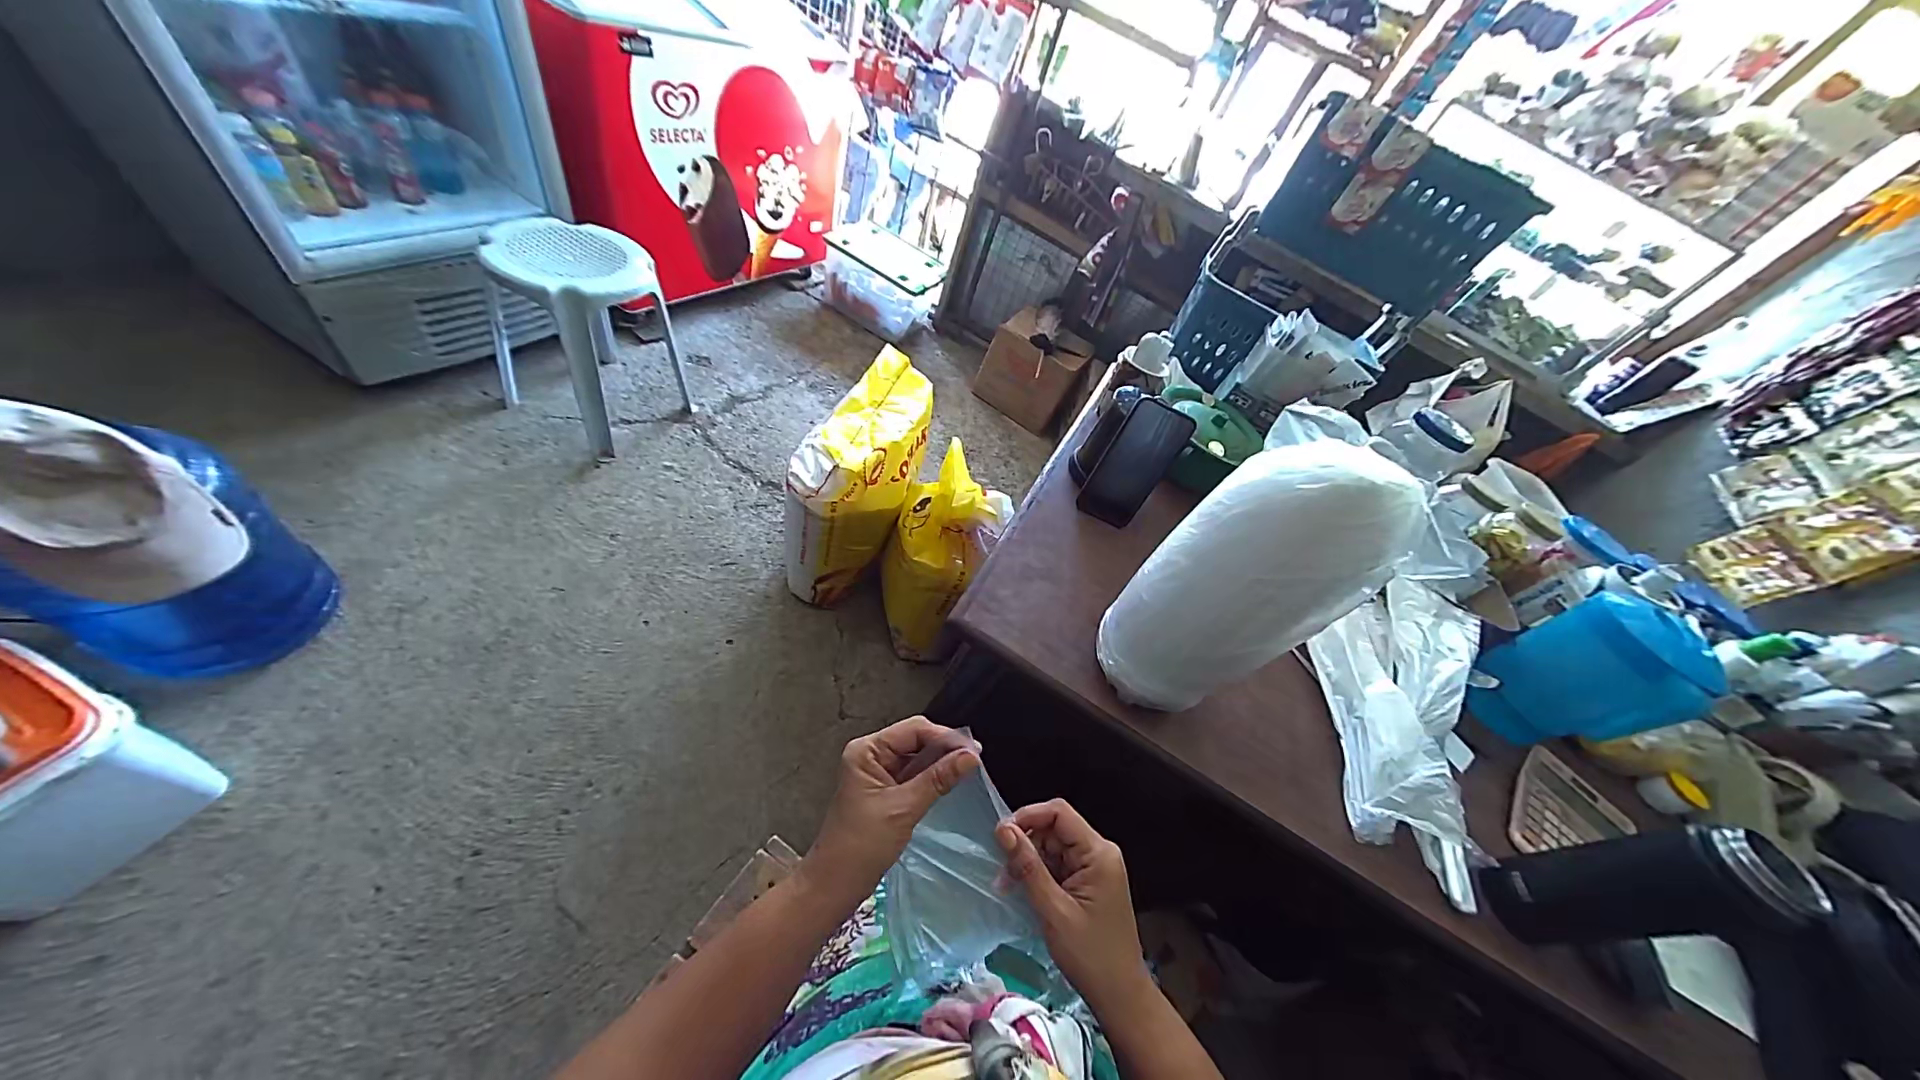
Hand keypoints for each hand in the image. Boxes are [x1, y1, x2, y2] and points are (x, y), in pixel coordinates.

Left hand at [801, 716, 980, 907]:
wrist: (835, 884)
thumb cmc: (861, 845)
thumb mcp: (903, 808)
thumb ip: (938, 779)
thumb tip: (971, 756)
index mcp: (867, 750)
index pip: (914, 729)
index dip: (945, 737)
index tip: (974, 750)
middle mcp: (871, 755)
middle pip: (916, 739)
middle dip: (946, 747)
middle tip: (976, 759)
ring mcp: (879, 773)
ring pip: (918, 757)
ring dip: (942, 761)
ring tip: (970, 768)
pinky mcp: (886, 791)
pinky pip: (915, 774)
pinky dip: (933, 776)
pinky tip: (953, 779)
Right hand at [995, 799, 1146, 1006]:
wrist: (1120, 996)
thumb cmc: (1090, 955)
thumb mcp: (1053, 910)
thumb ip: (1028, 866)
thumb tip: (1004, 829)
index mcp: (1098, 853)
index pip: (1059, 813)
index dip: (1027, 816)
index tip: (1001, 834)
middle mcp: (1099, 852)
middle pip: (1054, 828)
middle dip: (1025, 843)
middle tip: (1003, 870)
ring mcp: (1094, 867)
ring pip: (1052, 846)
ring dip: (1029, 860)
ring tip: (1009, 884)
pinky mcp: (1088, 882)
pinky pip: (1058, 864)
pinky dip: (1038, 874)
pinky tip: (1023, 890)